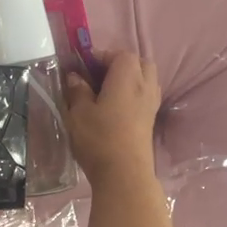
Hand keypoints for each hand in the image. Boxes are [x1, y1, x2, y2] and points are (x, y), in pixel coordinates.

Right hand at [63, 50, 160, 188]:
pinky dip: (133, 91)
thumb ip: (78, 91)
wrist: (124, 172)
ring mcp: (151, 103)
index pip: (120, 55)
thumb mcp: (78, 114)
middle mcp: (144, 86)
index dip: (101, 55)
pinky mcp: (151, 118)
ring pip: (145, 78)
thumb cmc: (98, 139)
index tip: (82, 65)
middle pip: (139, 62)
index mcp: (126, 79)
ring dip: (128, 77)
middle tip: (97, 75)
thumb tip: (76, 77)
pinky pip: (145, 93)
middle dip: (119, 63)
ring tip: (106, 89)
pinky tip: (116, 105)